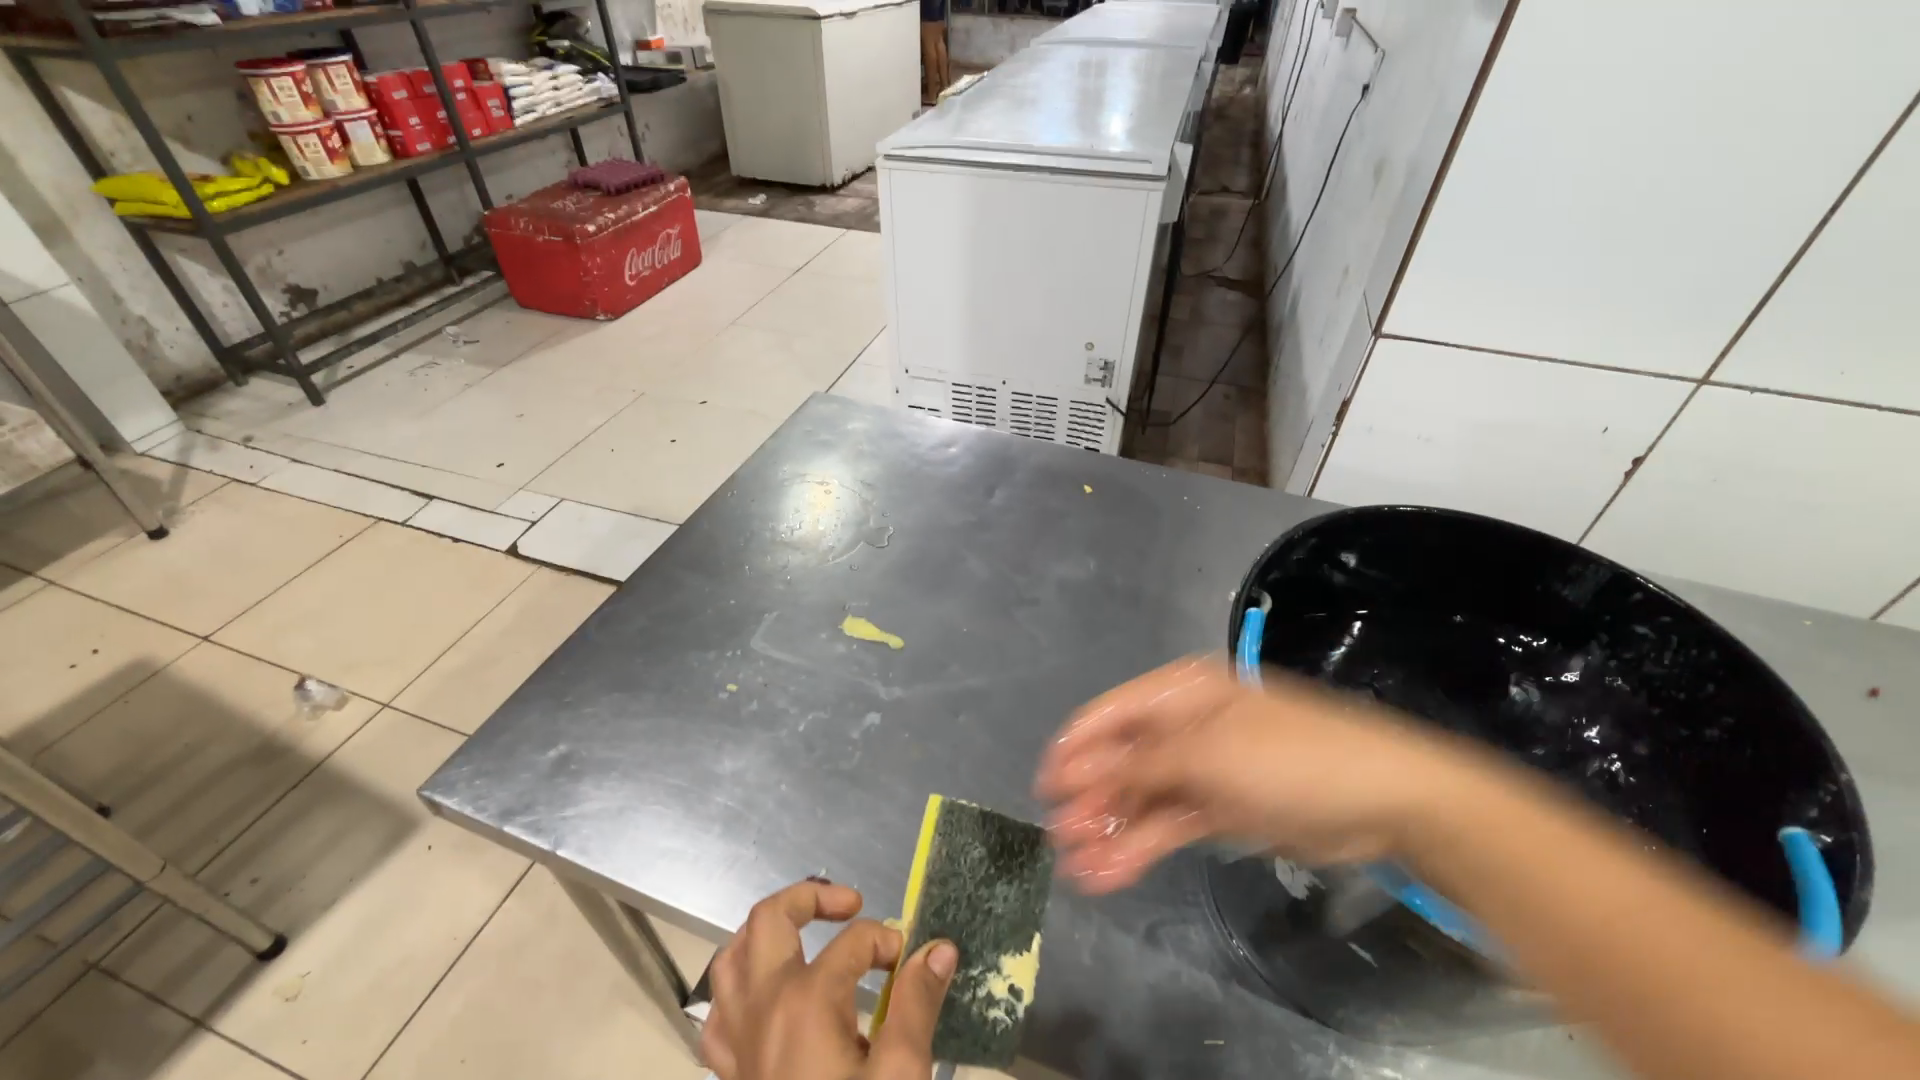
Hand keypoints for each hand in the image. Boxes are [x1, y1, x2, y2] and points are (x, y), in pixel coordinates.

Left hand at [703, 880, 957, 1079]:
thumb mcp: (899, 1076)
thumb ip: (916, 1005)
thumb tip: (939, 948)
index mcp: (806, 1000)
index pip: (854, 942)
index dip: (888, 942)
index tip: (914, 959)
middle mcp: (761, 1005)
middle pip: (770, 918)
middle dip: (811, 897)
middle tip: (852, 905)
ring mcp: (735, 1036)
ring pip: (731, 956)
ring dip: (765, 933)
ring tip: (803, 934)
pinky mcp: (727, 1068)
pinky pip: (719, 1010)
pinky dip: (740, 987)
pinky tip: (767, 999)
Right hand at [1035, 656, 1488, 890]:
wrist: (1386, 801)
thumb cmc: (1291, 759)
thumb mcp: (1207, 755)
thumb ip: (1136, 764)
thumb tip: (1073, 769)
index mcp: (1181, 694)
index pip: (1110, 717)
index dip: (1074, 751)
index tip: (1043, 790)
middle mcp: (1185, 728)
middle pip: (1121, 762)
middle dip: (1089, 800)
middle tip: (1057, 840)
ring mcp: (1203, 771)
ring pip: (1140, 800)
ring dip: (1109, 832)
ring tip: (1077, 870)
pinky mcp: (1220, 810)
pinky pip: (1167, 826)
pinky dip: (1139, 848)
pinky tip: (1109, 875)